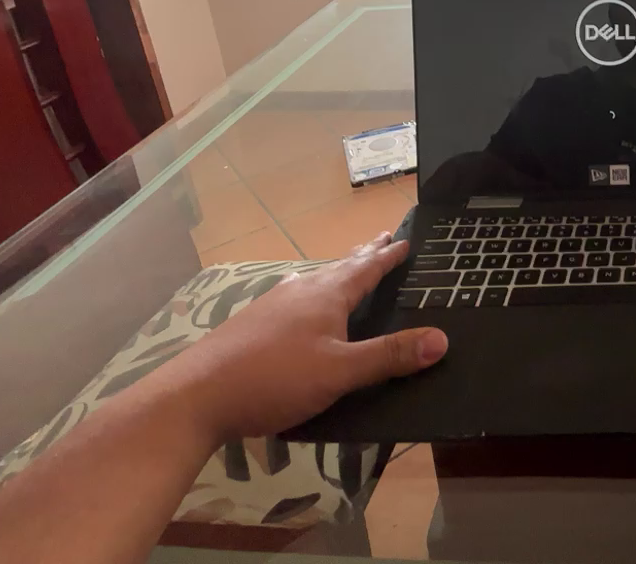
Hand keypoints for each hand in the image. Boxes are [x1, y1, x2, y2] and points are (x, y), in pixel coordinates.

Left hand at [140, 232, 446, 443]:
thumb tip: (442, 339)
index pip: (367, 268)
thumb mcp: (340, 371)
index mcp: (328, 295)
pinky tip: (298, 301)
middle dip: (365, 253)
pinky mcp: (251, 323)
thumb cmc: (274, 379)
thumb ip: (389, 356)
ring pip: (315, 279)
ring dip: (337, 270)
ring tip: (346, 266)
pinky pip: (294, 294)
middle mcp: (302, 290)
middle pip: (341, 265)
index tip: (405, 239)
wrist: (193, 397)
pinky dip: (311, 290)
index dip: (388, 256)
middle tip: (382, 237)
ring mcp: (273, 304)